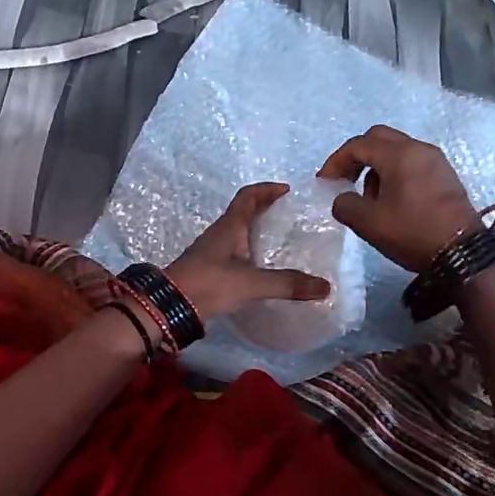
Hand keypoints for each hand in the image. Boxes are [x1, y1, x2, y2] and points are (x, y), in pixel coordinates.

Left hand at [165, 183, 332, 319]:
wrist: (170, 306)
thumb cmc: (209, 284)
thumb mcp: (251, 283)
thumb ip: (287, 284)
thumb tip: (324, 287)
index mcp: (229, 227)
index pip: (248, 196)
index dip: (266, 189)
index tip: (286, 190)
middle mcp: (218, 234)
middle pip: (243, 212)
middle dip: (264, 208)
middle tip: (287, 215)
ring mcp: (210, 251)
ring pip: (236, 232)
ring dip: (255, 230)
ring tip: (278, 241)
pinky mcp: (207, 269)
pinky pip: (231, 252)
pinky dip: (247, 251)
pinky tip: (258, 267)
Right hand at [317, 125, 479, 271]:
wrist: (462, 252)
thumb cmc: (413, 232)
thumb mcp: (368, 223)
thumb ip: (345, 205)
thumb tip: (342, 199)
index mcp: (399, 155)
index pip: (358, 145)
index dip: (335, 161)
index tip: (324, 182)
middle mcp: (419, 149)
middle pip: (378, 139)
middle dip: (356, 157)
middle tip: (344, 180)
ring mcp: (435, 161)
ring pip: (395, 151)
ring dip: (375, 168)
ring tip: (368, 198)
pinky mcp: (444, 176)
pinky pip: (411, 163)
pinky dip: (393, 174)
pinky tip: (391, 201)